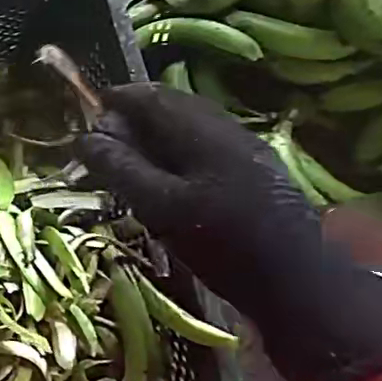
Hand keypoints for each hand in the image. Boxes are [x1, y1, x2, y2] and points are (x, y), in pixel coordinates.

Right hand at [77, 84, 381, 380]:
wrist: (297, 283)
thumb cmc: (222, 243)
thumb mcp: (160, 207)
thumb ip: (121, 168)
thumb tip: (84, 137)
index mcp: (203, 133)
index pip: (152, 97)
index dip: (117, 97)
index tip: (90, 108)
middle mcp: (227, 130)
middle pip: (172, 105)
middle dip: (135, 113)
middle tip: (104, 134)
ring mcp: (245, 148)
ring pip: (190, 124)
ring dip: (156, 130)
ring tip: (129, 153)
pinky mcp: (254, 169)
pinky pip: (204, 142)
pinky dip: (175, 146)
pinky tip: (166, 172)